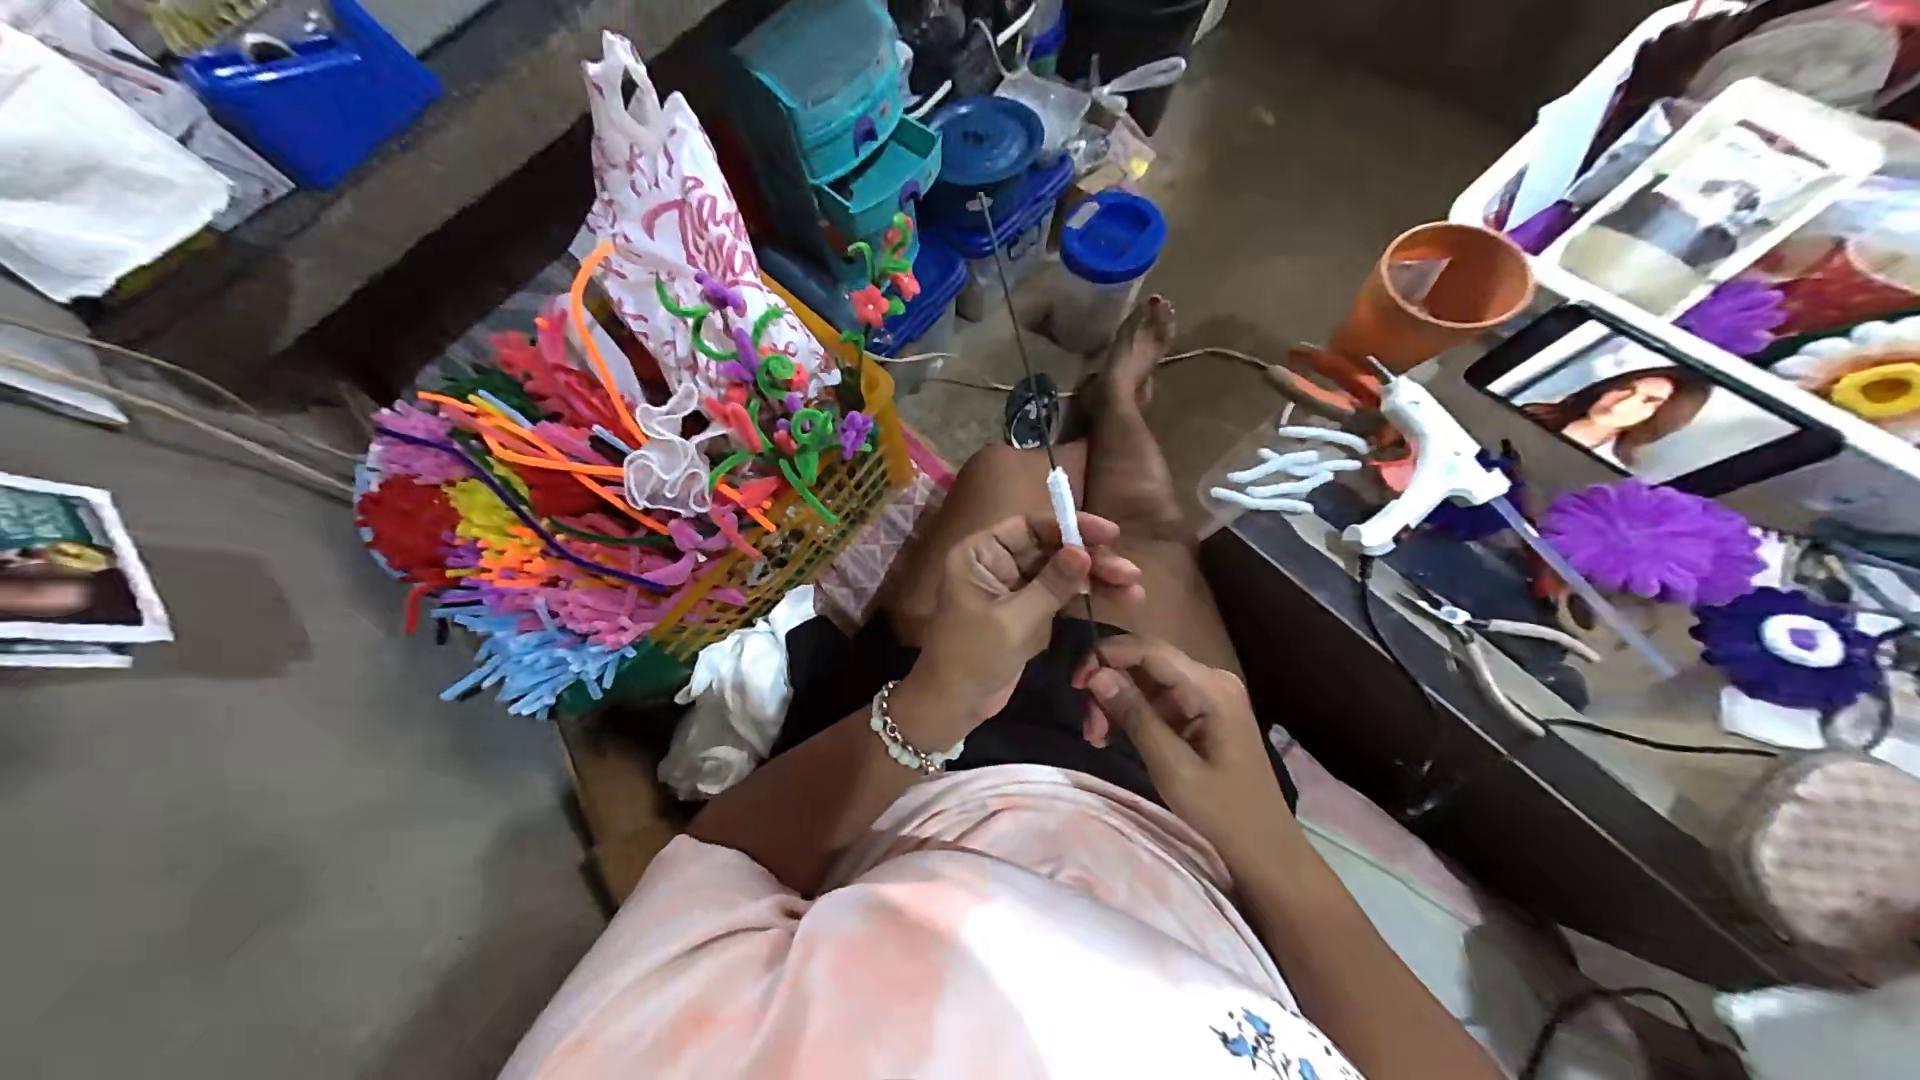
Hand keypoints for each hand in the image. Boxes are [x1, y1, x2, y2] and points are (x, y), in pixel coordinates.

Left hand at [909, 512, 1143, 730]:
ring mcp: (1014, 587)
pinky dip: (1085, 597)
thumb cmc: (973, 657)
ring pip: (1060, 572)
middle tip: (1130, 574)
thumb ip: (1051, 584)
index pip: (1030, 526)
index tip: (1109, 534)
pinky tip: (1117, 600)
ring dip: (1095, 579)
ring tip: (1134, 590)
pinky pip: (1060, 595)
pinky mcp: (1027, 611)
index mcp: (981, 554)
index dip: (1070, 526)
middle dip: (1091, 558)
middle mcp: (997, 562)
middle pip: (1051, 548)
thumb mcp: (1014, 620)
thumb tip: (1083, 551)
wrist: (955, 704)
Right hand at [1085, 635, 1298, 864]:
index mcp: (1211, 688)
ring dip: (1116, 704)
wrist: (1263, 845)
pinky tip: (1115, 738)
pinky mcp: (1201, 709)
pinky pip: (1156, 698)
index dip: (1106, 656)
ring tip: (1099, 739)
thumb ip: (1135, 716)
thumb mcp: (1171, 767)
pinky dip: (1132, 714)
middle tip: (1090, 729)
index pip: (1149, 649)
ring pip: (1145, 681)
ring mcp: (1207, 693)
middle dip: (1109, 688)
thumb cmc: (1221, 810)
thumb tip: (1097, 675)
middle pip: (1144, 663)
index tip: (1076, 683)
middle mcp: (1211, 679)